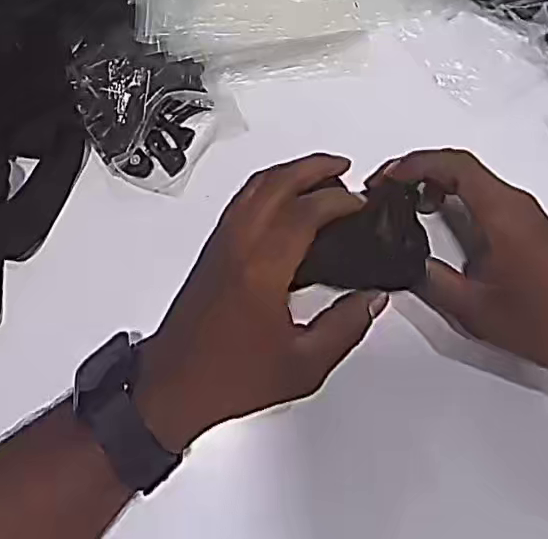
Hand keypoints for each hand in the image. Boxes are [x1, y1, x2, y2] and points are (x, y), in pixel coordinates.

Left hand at [134, 154, 388, 450]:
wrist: (177, 380)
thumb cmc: (228, 375)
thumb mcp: (304, 364)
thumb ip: (345, 327)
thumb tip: (370, 300)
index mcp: (261, 269)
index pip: (303, 212)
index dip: (337, 200)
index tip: (359, 202)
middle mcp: (237, 244)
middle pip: (275, 183)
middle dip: (312, 167)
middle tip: (341, 167)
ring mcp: (222, 241)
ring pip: (254, 186)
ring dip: (288, 172)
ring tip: (317, 175)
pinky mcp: (213, 246)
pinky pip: (243, 199)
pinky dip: (268, 185)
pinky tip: (284, 197)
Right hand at [372, 149, 547, 402]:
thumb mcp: (475, 309)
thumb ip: (430, 280)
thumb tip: (403, 262)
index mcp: (503, 214)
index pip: (452, 165)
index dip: (413, 164)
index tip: (387, 178)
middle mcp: (514, 204)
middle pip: (457, 164)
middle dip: (416, 169)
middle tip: (387, 186)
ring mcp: (522, 212)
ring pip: (468, 176)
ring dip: (432, 180)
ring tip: (405, 200)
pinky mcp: (525, 224)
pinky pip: (480, 191)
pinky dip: (451, 193)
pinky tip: (435, 214)